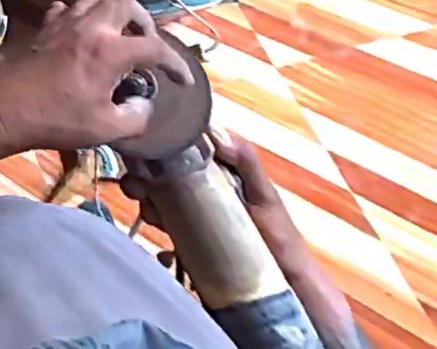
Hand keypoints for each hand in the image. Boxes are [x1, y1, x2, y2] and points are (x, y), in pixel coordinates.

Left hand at [0, 0, 193, 154]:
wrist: (9, 106)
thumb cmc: (59, 118)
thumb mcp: (109, 128)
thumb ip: (136, 114)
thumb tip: (143, 102)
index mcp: (111, 50)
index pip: (155, 47)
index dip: (176, 63)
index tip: (182, 79)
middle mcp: (90, 26)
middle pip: (125, 2)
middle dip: (143, 20)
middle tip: (146, 44)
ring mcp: (64, 23)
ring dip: (110, 12)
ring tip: (117, 36)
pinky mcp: (45, 27)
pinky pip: (66, 8)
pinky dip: (80, 16)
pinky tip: (82, 35)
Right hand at [129, 129, 358, 348]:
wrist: (300, 308)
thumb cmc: (283, 246)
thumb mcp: (268, 201)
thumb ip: (247, 164)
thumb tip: (212, 129)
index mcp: (214, 178)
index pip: (175, 154)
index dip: (153, 150)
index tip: (139, 153)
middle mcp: (198, 198)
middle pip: (158, 180)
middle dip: (142, 181)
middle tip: (136, 189)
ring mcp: (192, 229)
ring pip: (156, 208)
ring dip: (147, 208)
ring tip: (150, 216)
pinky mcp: (189, 258)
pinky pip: (162, 245)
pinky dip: (156, 247)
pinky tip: (163, 252)